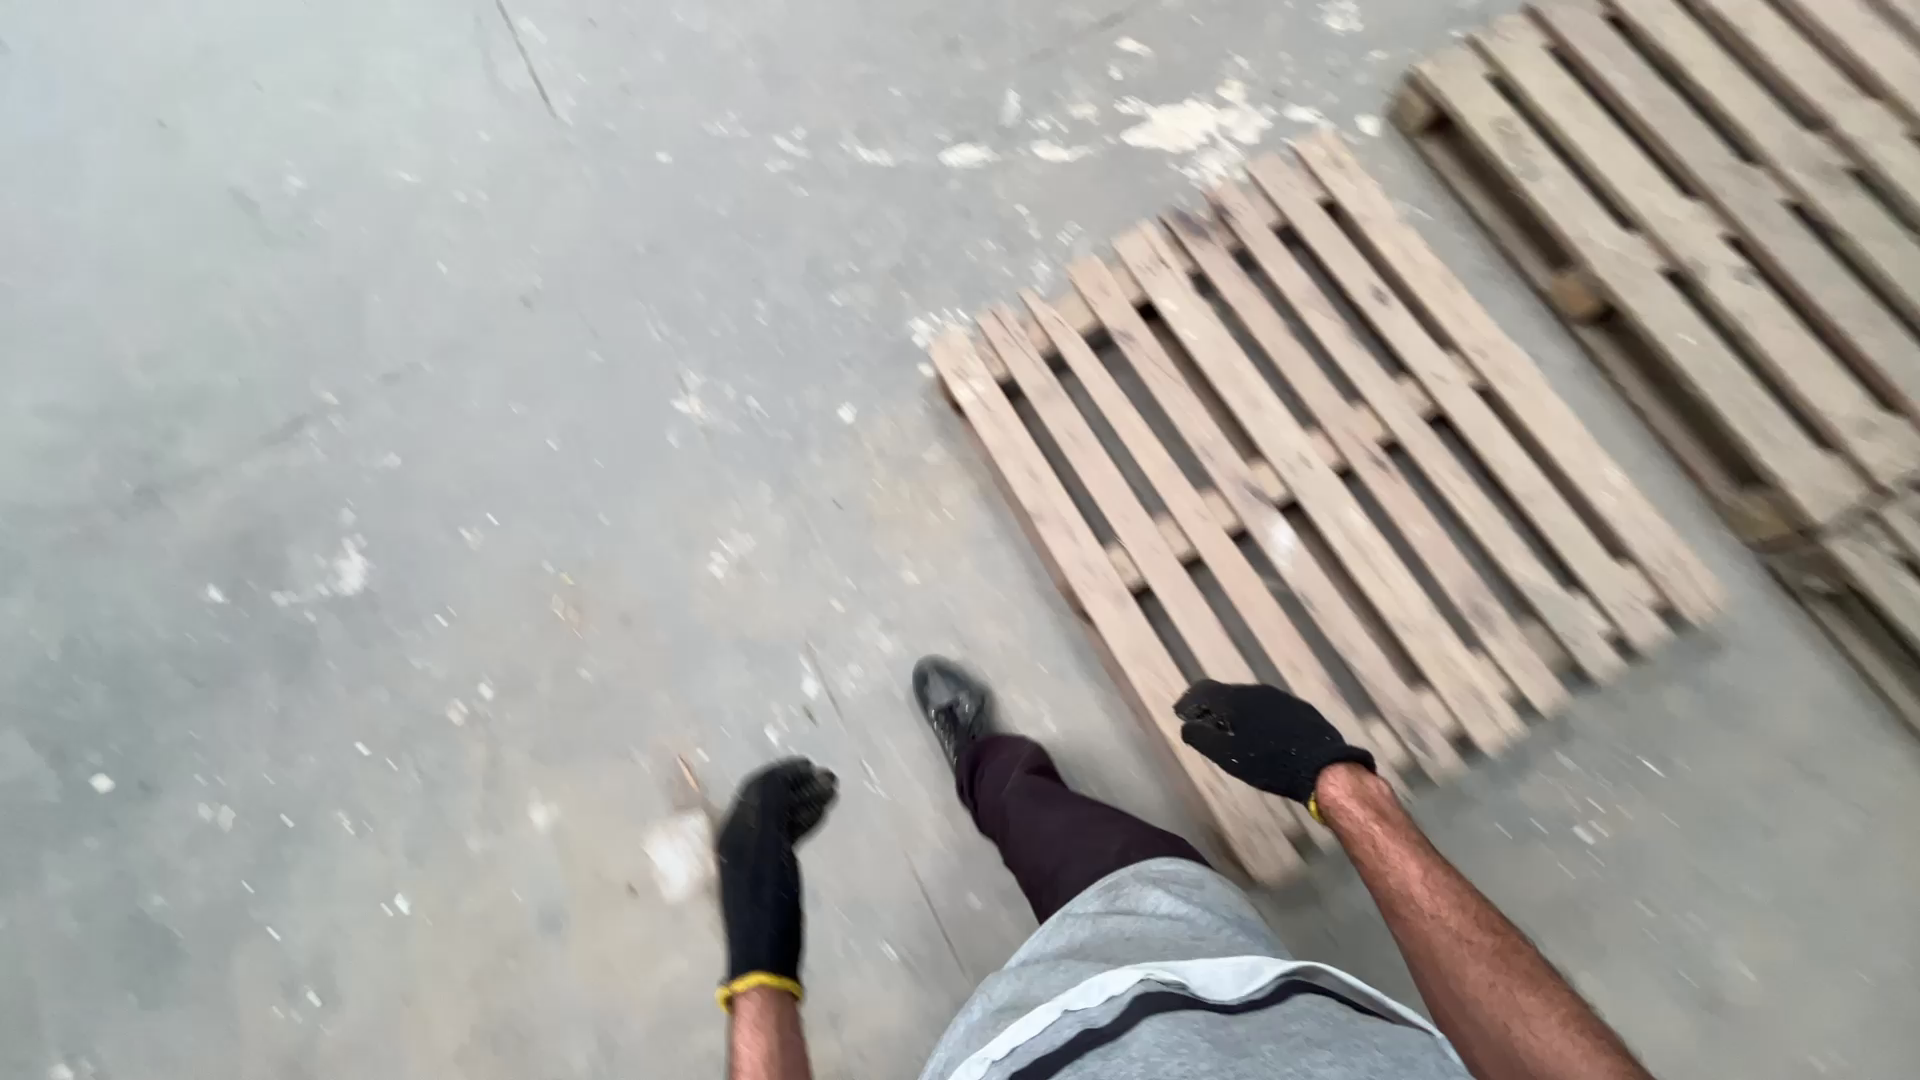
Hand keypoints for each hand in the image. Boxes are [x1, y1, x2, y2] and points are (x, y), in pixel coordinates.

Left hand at [716, 758, 837, 1006]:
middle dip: (798, 784)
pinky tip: (822, 815)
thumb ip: (771, 811)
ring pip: (781, 817)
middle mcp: (739, 839)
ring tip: (832, 791)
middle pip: (770, 800)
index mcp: (734, 832)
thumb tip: (779, 776)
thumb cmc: (768, 904)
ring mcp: (753, 857)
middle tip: (828, 777)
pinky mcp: (768, 873)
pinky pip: (786, 835)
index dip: (783, 772)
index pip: (757, 788)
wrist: (764, 959)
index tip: (810, 764)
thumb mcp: (770, 851)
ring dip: (804, 800)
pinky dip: (804, 821)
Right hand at [1175, 680, 1373, 805]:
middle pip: (1225, 694)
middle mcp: (1256, 691)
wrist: (1323, 767)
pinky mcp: (1301, 709)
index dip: (1188, 701)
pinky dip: (1257, 717)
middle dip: (1211, 708)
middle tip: (1204, 725)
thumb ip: (1200, 738)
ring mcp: (1281, 698)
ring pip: (1249, 701)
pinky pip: (1269, 709)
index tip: (1181, 714)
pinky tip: (1263, 736)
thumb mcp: (1226, 755)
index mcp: (1235, 698)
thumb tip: (1185, 727)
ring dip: (1236, 713)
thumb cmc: (1268, 763)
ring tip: (1233, 732)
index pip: (1202, 690)